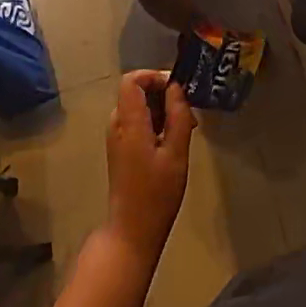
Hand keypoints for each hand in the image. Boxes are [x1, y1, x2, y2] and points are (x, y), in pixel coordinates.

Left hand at [105, 71, 195, 259]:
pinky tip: (173, 140)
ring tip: (186, 128)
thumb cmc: (157, 193)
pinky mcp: (120, 148)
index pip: (131, 80)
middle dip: (163, 94)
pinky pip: (137, 121)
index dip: (153, 76)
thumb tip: (177, 87)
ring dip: (162, 109)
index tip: (177, 88)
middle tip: (189, 111)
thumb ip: (177, 116)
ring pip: (138, 106)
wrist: (132, 230)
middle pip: (135, 91)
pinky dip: (155, 122)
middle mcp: (117, 124)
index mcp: (128, 123)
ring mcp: (116, 137)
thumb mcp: (176, 153)